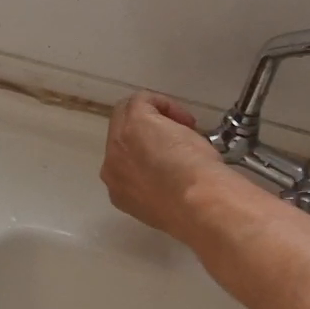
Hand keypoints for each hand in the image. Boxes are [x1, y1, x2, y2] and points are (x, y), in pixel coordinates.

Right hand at [101, 91, 228, 239]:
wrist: (197, 202)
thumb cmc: (192, 208)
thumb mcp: (166, 201)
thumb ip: (157, 186)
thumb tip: (170, 175)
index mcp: (119, 191)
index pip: (126, 160)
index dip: (150, 154)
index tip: (174, 157)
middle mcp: (112, 165)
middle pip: (121, 134)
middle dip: (148, 132)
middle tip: (177, 137)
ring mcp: (119, 140)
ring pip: (127, 115)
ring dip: (155, 118)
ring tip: (186, 128)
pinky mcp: (134, 119)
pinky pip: (142, 100)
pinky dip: (164, 104)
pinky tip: (186, 119)